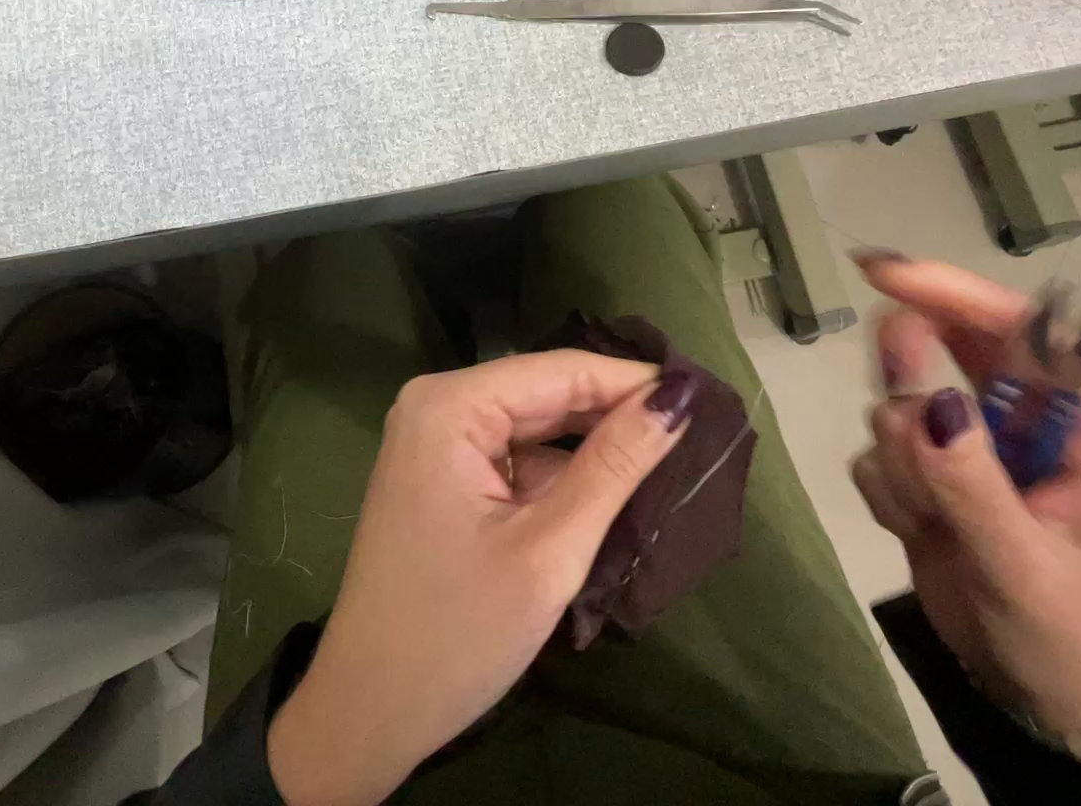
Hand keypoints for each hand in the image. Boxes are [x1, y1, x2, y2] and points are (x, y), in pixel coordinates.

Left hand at [267, 351, 697, 805]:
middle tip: (701, 433)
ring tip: (670, 461)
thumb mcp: (550, 548)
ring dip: (592, 447)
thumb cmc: (458, 632)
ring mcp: (434, 441)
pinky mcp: (441, 476)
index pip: (560, 371)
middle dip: (616, 414)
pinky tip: (609, 492)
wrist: (370, 708)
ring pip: (533, 426)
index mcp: (449, 406)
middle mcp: (435, 405)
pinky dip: (559, 474)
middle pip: (545, 393)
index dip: (636, 381)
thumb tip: (680, 396)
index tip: (710, 400)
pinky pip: (513, 456)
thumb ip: (615, 464)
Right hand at [849, 255, 1080, 748]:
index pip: (1025, 333)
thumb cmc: (1065, 636)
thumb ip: (972, 484)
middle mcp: (1027, 425)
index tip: (883, 274)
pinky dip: (885, 490)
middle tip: (886, 380)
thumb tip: (921, 406)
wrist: (1033, 696)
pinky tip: (917, 531)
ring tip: (931, 523)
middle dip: (910, 369)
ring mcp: (972, 449)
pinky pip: (877, 453)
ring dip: (901, 462)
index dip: (955, 294)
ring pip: (900, 408)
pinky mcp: (928, 476)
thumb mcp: (1025, 566)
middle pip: (953, 351)